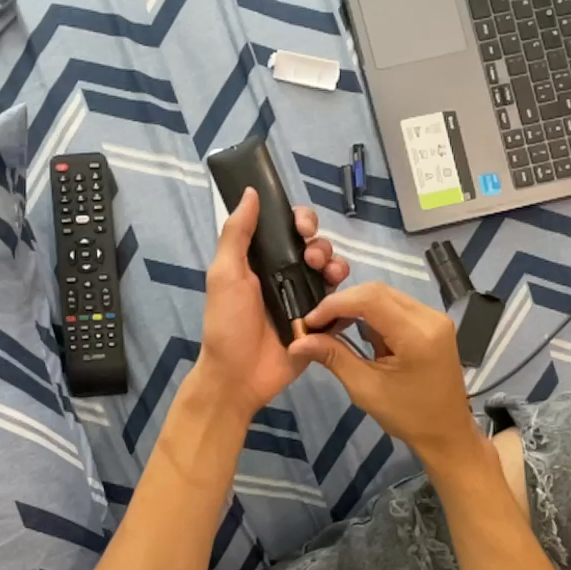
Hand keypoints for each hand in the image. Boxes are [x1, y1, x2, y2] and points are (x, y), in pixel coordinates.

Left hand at [192, 189, 350, 416]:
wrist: (238, 377)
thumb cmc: (227, 324)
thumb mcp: (225, 274)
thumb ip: (237, 234)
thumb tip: (250, 193)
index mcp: (261, 262)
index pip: (288, 230)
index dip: (301, 221)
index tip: (302, 227)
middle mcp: (285, 277)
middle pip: (315, 247)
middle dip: (320, 244)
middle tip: (312, 258)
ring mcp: (305, 301)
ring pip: (330, 271)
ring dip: (335, 264)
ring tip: (328, 274)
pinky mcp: (320, 325)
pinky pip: (341, 304)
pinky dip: (345, 296)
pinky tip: (340, 297)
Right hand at [286, 283, 482, 464]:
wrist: (446, 431)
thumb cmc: (407, 416)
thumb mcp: (365, 388)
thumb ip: (333, 357)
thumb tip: (298, 341)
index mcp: (417, 335)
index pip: (370, 299)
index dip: (335, 304)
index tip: (310, 322)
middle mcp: (430, 317)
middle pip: (377, 292)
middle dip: (343, 304)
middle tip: (319, 325)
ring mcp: (434, 317)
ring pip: (386, 296)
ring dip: (357, 309)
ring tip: (335, 330)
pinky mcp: (433, 323)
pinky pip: (396, 307)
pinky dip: (373, 315)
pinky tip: (360, 334)